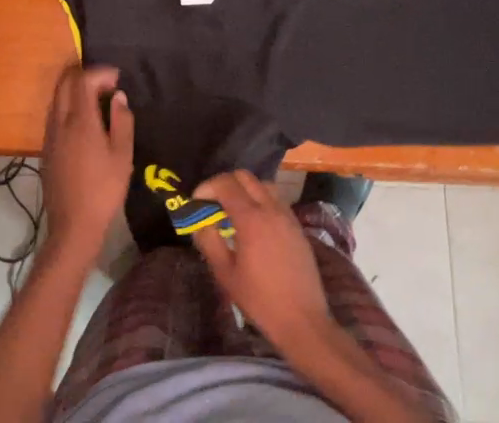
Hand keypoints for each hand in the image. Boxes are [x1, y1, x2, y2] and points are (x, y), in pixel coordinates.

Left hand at [39, 65, 133, 258]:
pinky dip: (68, 106)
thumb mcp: (123, 156)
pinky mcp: (46, 149)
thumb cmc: (104, 190)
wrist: (73, 225)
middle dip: (84, 75)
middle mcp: (59, 122)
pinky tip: (85, 122)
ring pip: (57, 98)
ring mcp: (49, 135)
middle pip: (64, 83)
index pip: (83, 80)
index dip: (100, 73)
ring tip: (98, 100)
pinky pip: (54, 115)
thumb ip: (122, 121)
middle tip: (107, 84)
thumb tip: (118, 96)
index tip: (117, 78)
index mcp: (79, 121)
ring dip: (75, 90)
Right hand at [190, 170, 334, 352]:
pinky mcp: (298, 228)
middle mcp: (272, 210)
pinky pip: (277, 201)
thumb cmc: (260, 300)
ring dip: (245, 191)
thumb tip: (201, 224)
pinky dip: (262, 202)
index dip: (206, 187)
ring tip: (233, 214)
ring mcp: (288, 217)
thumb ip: (209, 242)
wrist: (302, 321)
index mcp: (251, 219)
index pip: (226, 184)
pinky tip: (255, 227)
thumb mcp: (225, 274)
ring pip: (264, 186)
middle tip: (212, 205)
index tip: (196, 203)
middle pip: (245, 177)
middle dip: (225, 184)